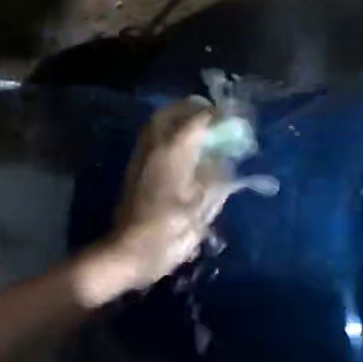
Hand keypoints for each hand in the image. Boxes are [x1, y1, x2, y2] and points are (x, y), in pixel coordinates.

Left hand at [84, 99, 238, 300]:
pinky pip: (150, 141)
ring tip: (200, 130)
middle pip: (169, 114)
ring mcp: (139, 158)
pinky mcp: (133, 171)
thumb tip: (224, 162)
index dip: (217, 116)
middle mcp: (152, 148)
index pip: (196, 120)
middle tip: (212, 116)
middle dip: (191, 109)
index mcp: (172, 152)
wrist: (127, 252)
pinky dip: (167, 136)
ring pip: (155, 126)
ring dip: (176, 120)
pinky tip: (183, 151)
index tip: (234, 119)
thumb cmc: (168, 233)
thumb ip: (216, 179)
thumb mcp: (201, 209)